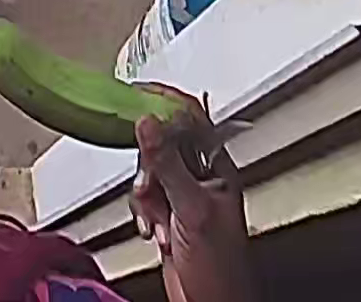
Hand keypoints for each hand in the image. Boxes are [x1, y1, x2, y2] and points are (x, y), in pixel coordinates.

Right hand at [129, 88, 254, 301]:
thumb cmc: (223, 272)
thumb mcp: (192, 209)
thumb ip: (167, 162)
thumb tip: (147, 121)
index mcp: (216, 166)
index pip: (189, 115)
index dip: (164, 99)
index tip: (137, 90)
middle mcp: (200, 175)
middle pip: (162, 142)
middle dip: (150, 166)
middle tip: (152, 186)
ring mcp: (183, 194)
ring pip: (149, 168)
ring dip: (147, 195)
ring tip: (159, 217)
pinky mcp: (168, 212)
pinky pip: (143, 193)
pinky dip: (142, 210)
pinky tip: (153, 229)